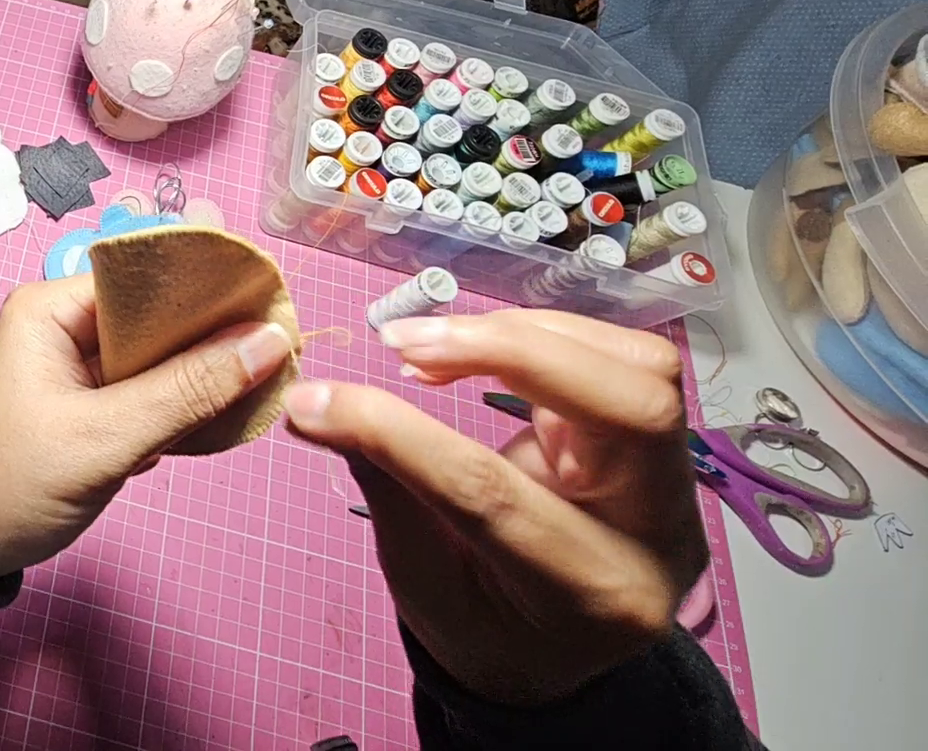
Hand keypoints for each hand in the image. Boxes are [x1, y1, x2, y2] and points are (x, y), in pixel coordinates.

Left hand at [0, 274, 294, 581]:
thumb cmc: (10, 484)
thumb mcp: (103, 438)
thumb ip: (187, 390)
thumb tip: (265, 340)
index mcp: (49, 309)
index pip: (141, 278)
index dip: (204, 290)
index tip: (269, 306)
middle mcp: (60, 324)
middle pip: (151, 316)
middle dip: (207, 338)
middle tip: (277, 353)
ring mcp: (70, 363)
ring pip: (151, 355)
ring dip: (194, 377)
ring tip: (256, 388)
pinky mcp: (80, 399)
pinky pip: (139, 387)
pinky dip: (172, 404)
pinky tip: (210, 422)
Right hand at [280, 309, 706, 704]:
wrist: (550, 650)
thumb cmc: (477, 620)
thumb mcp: (416, 573)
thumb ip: (380, 481)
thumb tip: (312, 403)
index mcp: (588, 590)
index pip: (491, 489)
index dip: (393, 432)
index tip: (311, 402)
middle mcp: (657, 530)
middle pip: (632, 408)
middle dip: (504, 350)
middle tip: (397, 343)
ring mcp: (672, 479)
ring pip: (636, 366)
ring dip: (516, 333)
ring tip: (425, 347)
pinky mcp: (654, 439)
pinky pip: (616, 357)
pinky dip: (529, 333)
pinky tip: (464, 351)